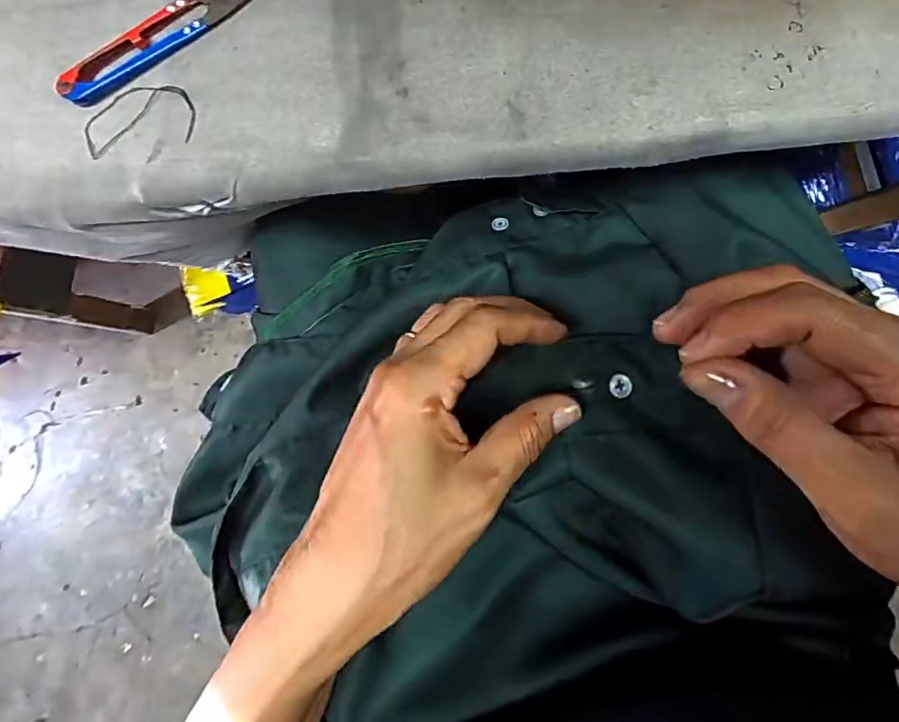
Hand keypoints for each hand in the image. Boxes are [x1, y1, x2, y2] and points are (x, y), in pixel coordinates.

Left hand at [192, 297, 579, 721]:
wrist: (329, 589)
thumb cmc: (407, 540)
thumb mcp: (480, 487)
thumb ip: (525, 433)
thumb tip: (569, 402)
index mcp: (417, 383)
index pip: (482, 325)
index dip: (528, 322)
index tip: (564, 335)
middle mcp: (394, 370)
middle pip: (457, 310)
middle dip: (509, 309)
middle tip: (549, 327)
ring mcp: (380, 385)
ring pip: (436, 321)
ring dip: (482, 316)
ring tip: (522, 334)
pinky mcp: (377, 403)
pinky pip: (422, 343)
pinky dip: (459, 333)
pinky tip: (480, 357)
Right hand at [656, 267, 898, 721]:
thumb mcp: (850, 496)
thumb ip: (778, 428)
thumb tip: (702, 370)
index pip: (817, 312)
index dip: (746, 320)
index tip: (689, 353)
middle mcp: (895, 336)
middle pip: (802, 290)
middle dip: (730, 301)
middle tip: (668, 328)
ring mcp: (874, 345)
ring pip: (793, 300)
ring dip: (731, 310)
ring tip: (676, 332)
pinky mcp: (853, 361)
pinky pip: (793, 333)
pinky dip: (746, 335)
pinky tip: (711, 346)